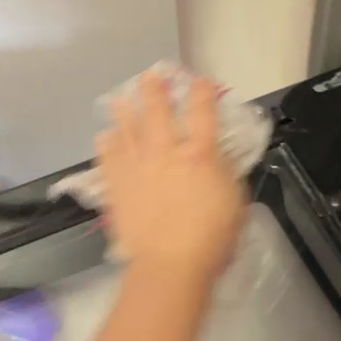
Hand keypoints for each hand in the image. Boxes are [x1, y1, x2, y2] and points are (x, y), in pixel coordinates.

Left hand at [95, 71, 245, 280]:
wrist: (169, 265)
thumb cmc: (212, 240)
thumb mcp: (235, 202)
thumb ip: (225, 174)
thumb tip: (219, 159)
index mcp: (200, 154)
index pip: (203, 111)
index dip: (203, 91)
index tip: (202, 82)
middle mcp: (166, 152)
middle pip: (157, 109)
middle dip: (155, 88)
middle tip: (151, 75)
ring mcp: (137, 166)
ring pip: (126, 128)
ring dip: (124, 110)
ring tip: (120, 99)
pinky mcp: (117, 185)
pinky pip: (107, 156)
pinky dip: (106, 144)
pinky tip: (105, 137)